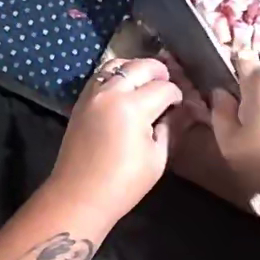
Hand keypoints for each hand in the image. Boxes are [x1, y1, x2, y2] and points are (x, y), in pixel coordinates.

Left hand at [49, 57, 185, 220]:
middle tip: (169, 82)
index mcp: (134, 107)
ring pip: (116, 64)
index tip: (180, 103)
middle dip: (159, 71)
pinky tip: (125, 87)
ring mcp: (92, 95)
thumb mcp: (157, 159)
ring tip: (146, 80)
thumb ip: (167, 129)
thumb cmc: (123, 183)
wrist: (79, 195)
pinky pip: (100, 76)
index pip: (163, 88)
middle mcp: (111, 93)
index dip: (176, 94)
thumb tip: (171, 114)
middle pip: (140, 66)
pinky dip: (115, 75)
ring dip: (134, 68)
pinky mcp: (80, 101)